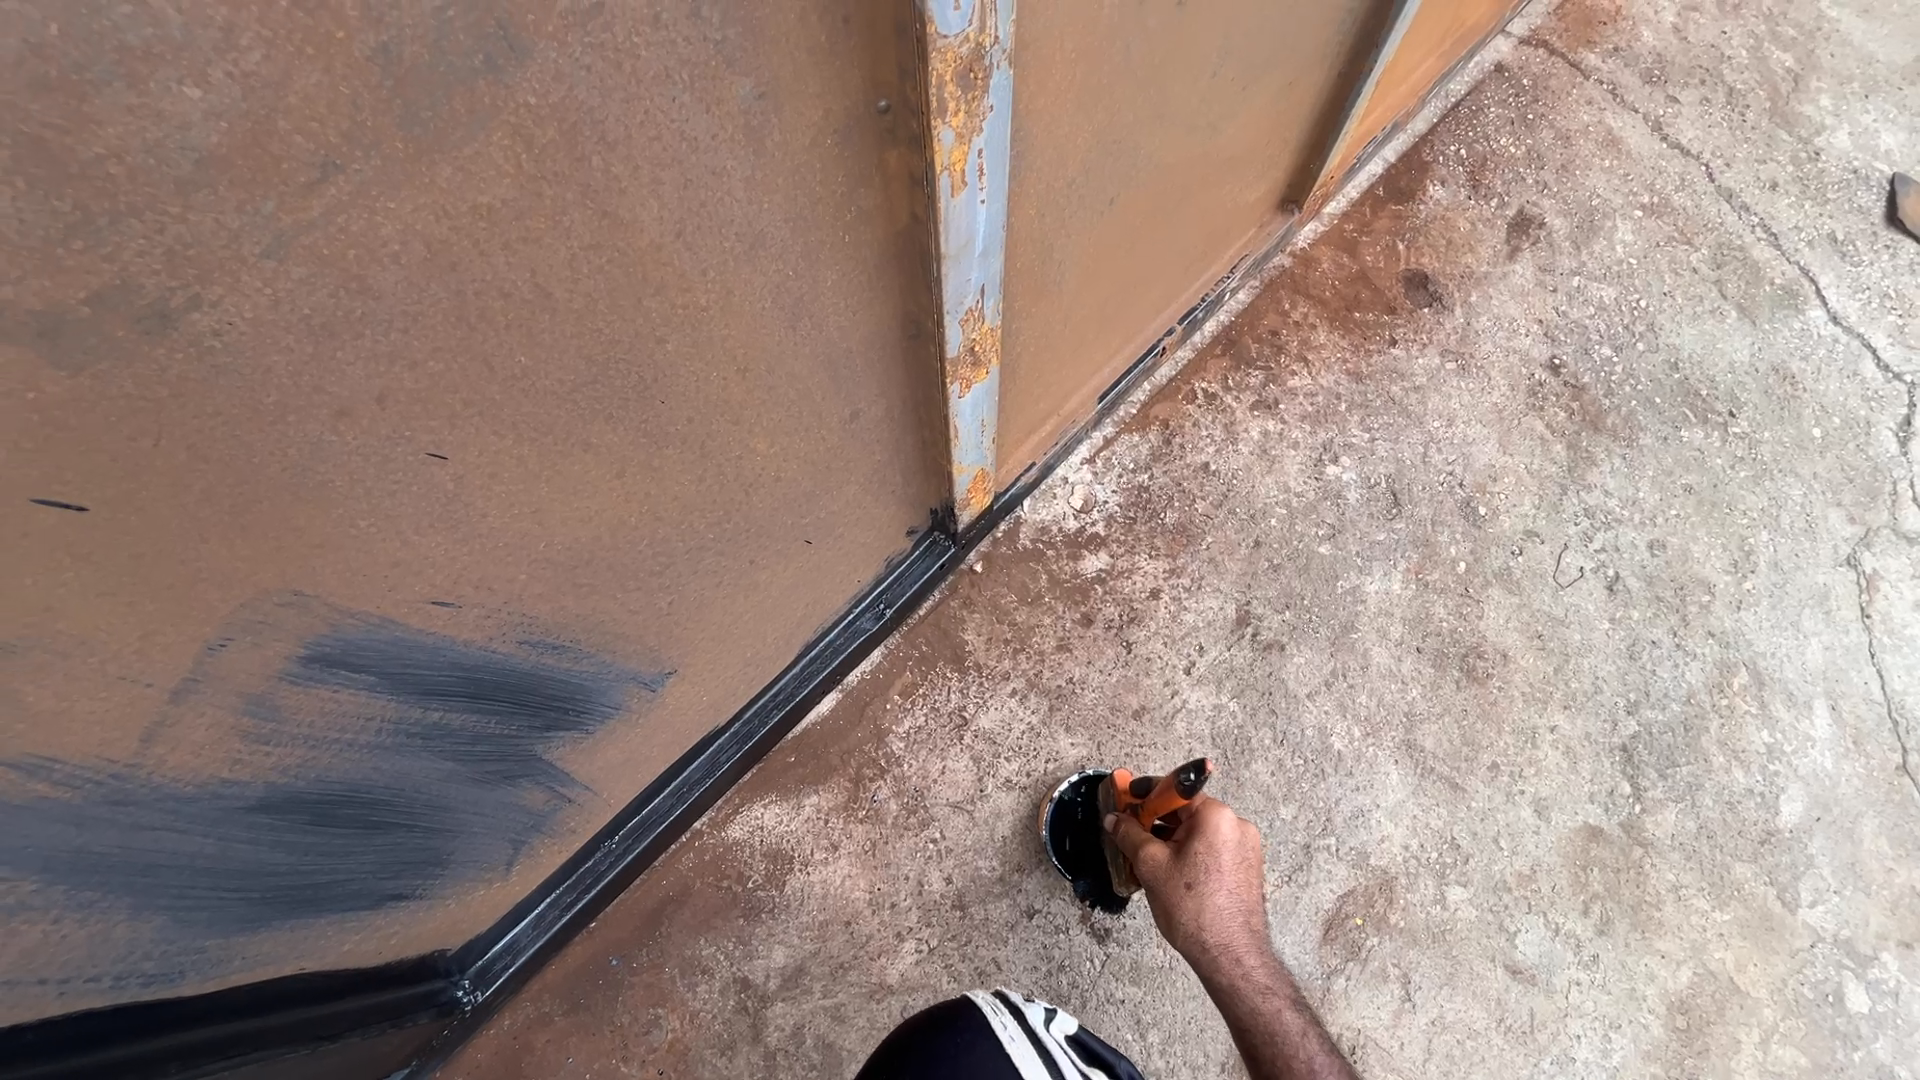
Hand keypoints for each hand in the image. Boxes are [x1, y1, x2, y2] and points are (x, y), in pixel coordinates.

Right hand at [1105, 795, 1271, 972]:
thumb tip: (1114, 819)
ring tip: (1146, 857)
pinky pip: (1210, 848)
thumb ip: (1129, 834)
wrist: (1230, 957)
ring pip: (1197, 831)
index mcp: (1216, 816)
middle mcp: (1236, 825)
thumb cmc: (1193, 909)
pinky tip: (1169, 871)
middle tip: (1130, 832)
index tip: (1126, 798)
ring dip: (1170, 838)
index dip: (1146, 793)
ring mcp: (1245, 847)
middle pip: (1186, 811)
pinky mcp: (1246, 867)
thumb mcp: (1150, 865)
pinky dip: (1188, 852)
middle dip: (1156, 820)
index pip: (1175, 790)